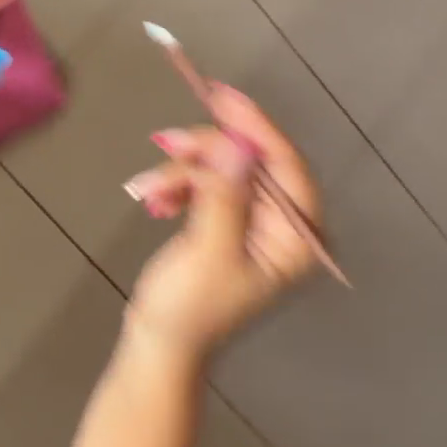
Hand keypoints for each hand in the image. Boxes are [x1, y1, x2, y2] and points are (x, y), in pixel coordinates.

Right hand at [124, 84, 322, 358]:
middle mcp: (284, 227)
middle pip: (251, 166)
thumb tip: (236, 147)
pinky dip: (179, 191)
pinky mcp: (224, 231)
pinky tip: (156, 203)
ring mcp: (253, 229)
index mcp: (298, 237)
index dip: (253, 128)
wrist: (158, 349)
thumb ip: (225, 197)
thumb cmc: (187, 310)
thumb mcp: (208, 253)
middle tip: (164, 144)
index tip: (221, 97)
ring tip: (147, 193)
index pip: (284, 166)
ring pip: (221, 176)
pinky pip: (206, 192)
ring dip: (182, 177)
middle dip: (205, 156)